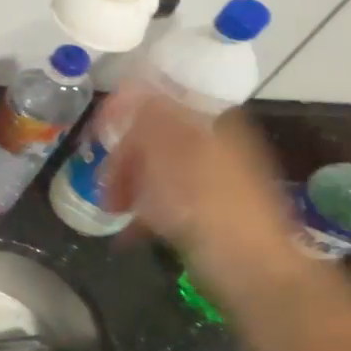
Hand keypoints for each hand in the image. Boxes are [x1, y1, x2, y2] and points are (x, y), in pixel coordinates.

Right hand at [104, 86, 312, 300]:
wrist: (252, 269)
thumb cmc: (208, 208)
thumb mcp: (174, 154)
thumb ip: (152, 118)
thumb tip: (133, 82)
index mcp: (208, 126)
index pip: (161, 101)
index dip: (125, 112)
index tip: (98, 132)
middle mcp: (211, 146)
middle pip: (154, 137)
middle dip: (123, 158)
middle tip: (103, 183)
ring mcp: (209, 181)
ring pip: (156, 170)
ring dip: (128, 185)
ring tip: (112, 209)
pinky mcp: (205, 211)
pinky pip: (165, 200)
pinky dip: (143, 210)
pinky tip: (129, 231)